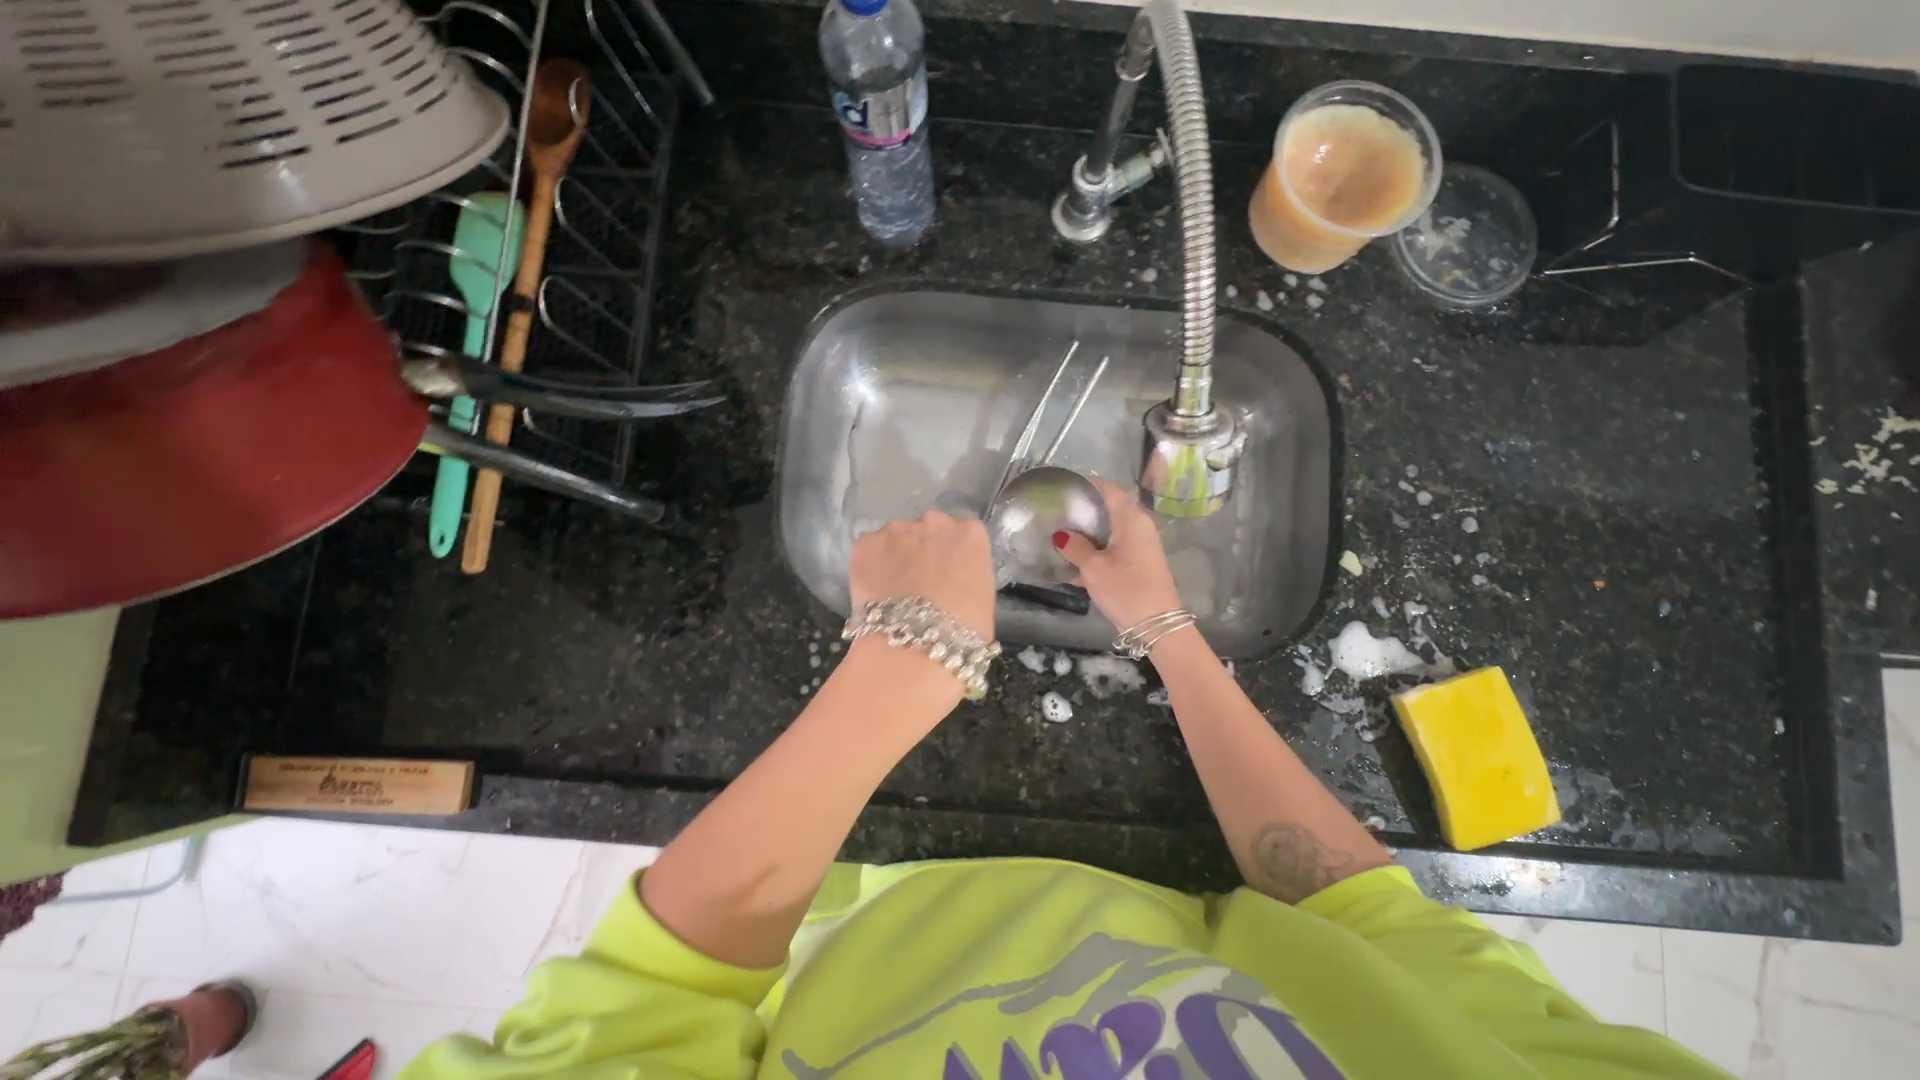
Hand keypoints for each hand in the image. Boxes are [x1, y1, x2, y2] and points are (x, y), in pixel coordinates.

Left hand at [848, 510, 995, 638]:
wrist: (916, 646)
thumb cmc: (963, 631)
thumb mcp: (982, 597)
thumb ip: (967, 575)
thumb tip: (951, 580)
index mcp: (970, 534)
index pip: (962, 534)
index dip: (951, 555)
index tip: (946, 574)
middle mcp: (934, 522)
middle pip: (927, 529)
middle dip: (922, 550)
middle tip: (918, 581)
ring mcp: (897, 530)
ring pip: (895, 538)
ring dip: (894, 556)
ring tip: (892, 590)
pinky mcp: (865, 544)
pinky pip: (868, 550)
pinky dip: (868, 566)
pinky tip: (872, 591)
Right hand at [1055, 478, 1184, 631]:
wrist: (1158, 625)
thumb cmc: (1125, 589)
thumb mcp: (1093, 569)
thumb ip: (1076, 548)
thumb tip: (1061, 535)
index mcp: (1131, 519)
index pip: (1110, 490)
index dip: (1090, 484)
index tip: (1068, 484)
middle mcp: (1140, 527)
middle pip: (1111, 509)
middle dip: (1087, 509)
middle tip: (1060, 510)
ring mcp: (1142, 546)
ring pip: (1112, 530)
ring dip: (1091, 532)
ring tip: (1062, 535)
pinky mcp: (1141, 563)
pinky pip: (1115, 548)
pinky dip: (1098, 550)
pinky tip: (1075, 564)